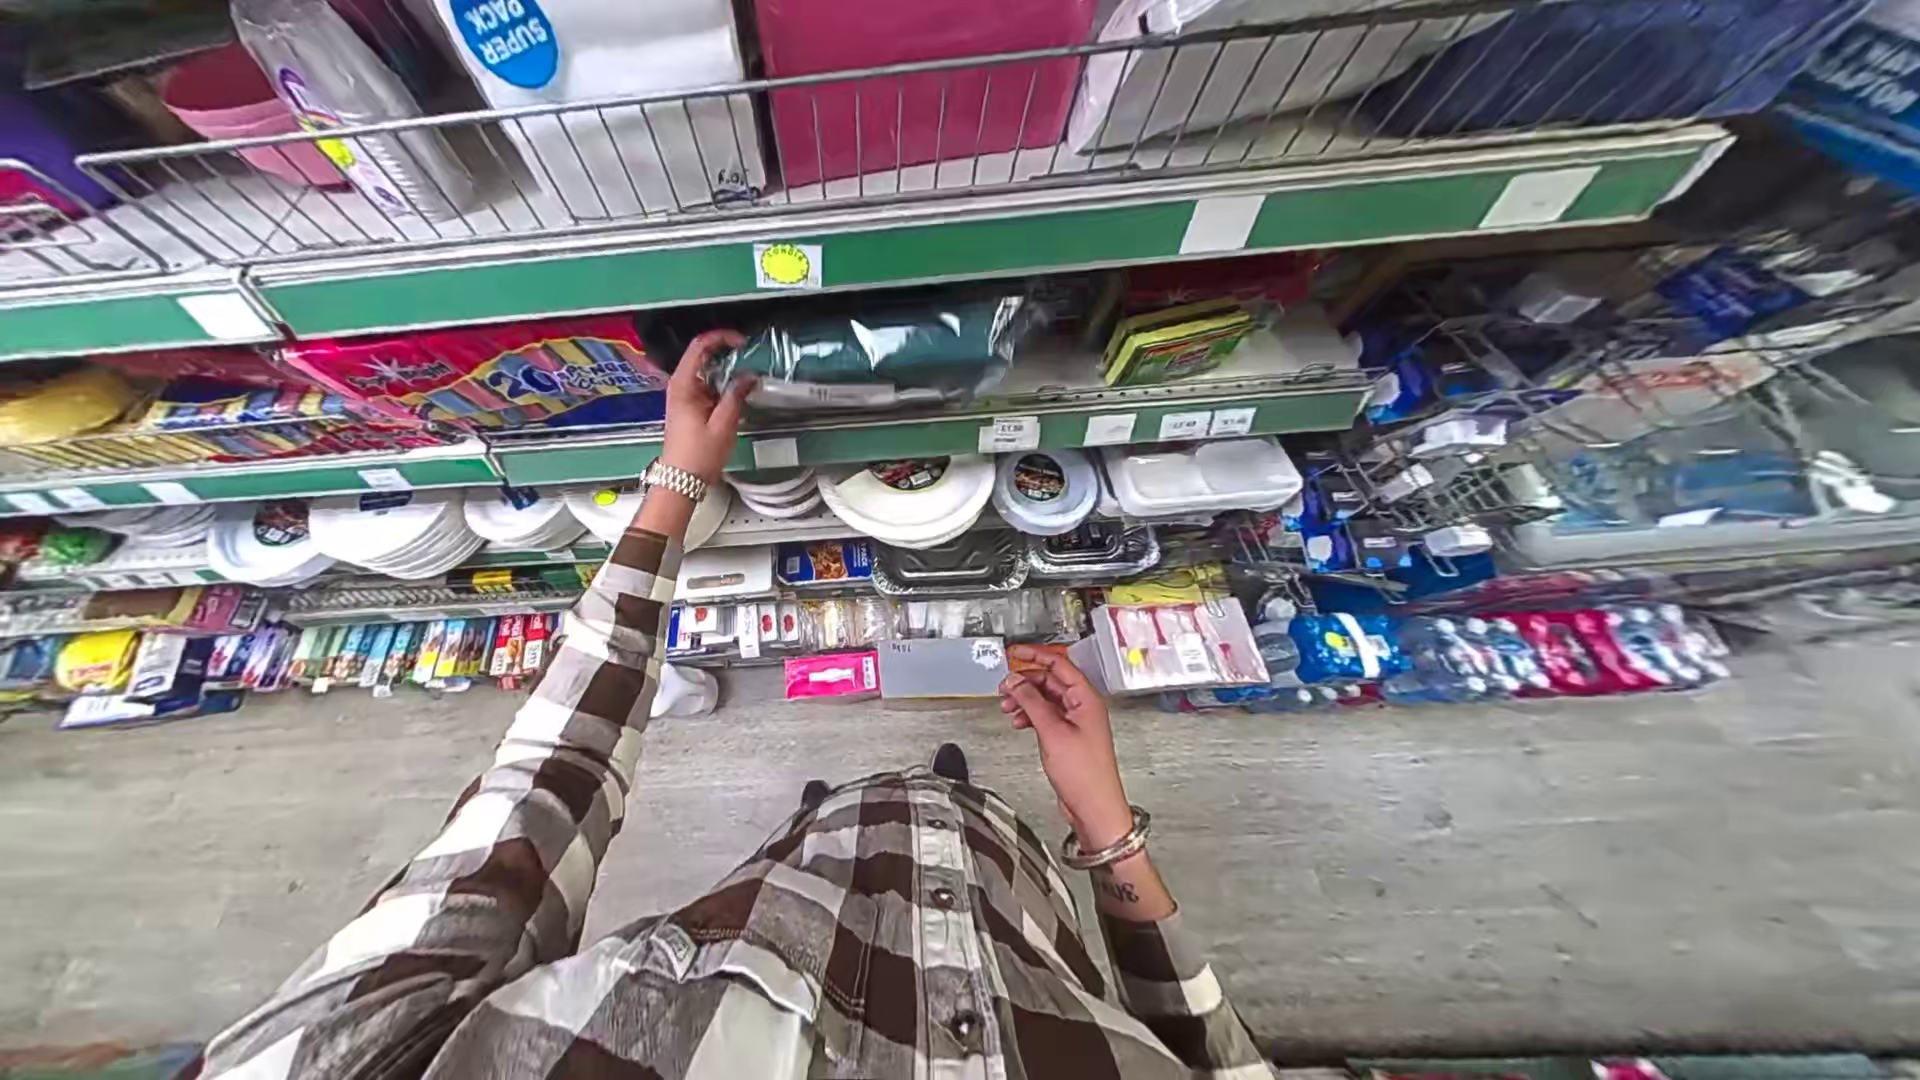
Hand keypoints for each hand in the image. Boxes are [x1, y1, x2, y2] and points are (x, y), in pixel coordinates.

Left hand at [658, 329, 752, 482]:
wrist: (683, 478)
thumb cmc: (699, 454)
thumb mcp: (724, 423)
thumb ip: (737, 395)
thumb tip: (750, 376)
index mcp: (684, 385)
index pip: (700, 346)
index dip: (721, 338)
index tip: (742, 342)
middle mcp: (680, 386)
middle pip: (704, 357)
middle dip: (728, 355)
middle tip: (751, 360)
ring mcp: (684, 396)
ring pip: (708, 374)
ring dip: (728, 374)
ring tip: (749, 379)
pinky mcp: (690, 407)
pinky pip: (709, 388)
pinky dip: (724, 388)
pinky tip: (739, 396)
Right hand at [1000, 646, 1133, 850]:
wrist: (1094, 807)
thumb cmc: (1084, 774)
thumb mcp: (1052, 731)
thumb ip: (1031, 701)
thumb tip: (1016, 680)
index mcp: (1085, 697)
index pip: (1058, 663)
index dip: (1034, 655)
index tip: (1014, 652)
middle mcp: (1083, 706)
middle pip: (1050, 680)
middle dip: (1025, 682)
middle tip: (1004, 687)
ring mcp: (1076, 721)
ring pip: (1046, 698)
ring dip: (1025, 699)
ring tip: (1008, 706)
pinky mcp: (1068, 736)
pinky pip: (1046, 715)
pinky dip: (1030, 715)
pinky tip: (1019, 721)